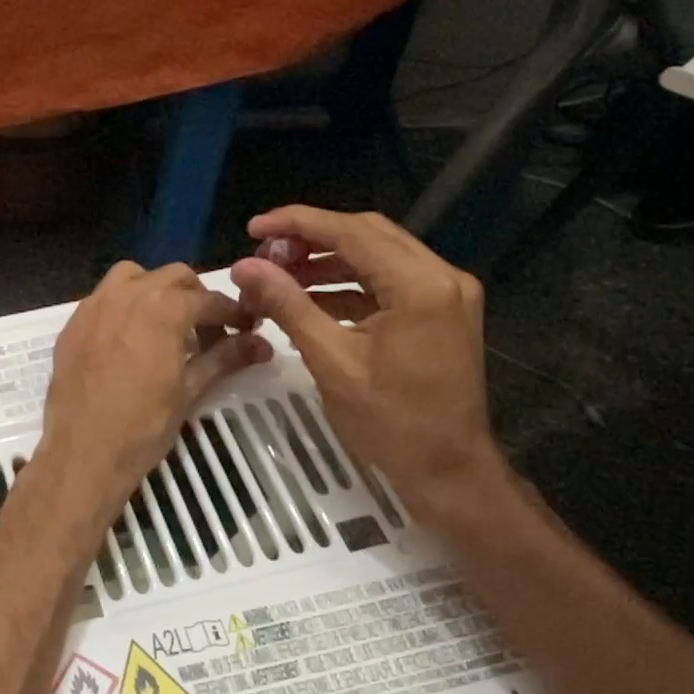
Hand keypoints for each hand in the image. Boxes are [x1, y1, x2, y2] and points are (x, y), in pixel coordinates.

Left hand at [37, 261, 271, 517]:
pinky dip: (123, 307)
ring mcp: (94, 307)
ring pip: (132, 278)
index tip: (245, 328)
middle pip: (173, 278)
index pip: (209, 300)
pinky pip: (103, 300)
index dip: (233, 313)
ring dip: (155, 292)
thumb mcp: (190, 390)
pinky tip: (130, 340)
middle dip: (195, 297)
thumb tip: (262, 345)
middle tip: (207, 331)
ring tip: (165, 327)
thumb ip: (224, 358)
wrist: (83, 452)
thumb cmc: (143, 425)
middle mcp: (127, 294)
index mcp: (164, 307)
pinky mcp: (72, 325)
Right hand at [229, 207, 504, 524]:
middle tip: (263, 252)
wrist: (448, 469)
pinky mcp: (443, 312)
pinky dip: (351, 284)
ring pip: (380, 256)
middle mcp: (442, 276)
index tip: (253, 227)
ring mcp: (448, 293)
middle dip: (312, 238)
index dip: (298, 224)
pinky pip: (390, 282)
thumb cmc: (390, 423)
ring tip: (279, 274)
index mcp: (420, 285)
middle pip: (369, 235)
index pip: (352, 233)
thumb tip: (245, 268)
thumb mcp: (332, 363)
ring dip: (329, 261)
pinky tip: (311, 297)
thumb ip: (289, 306)